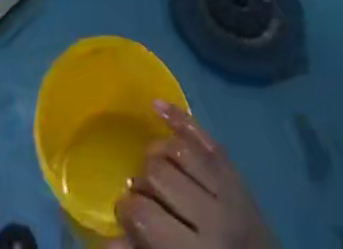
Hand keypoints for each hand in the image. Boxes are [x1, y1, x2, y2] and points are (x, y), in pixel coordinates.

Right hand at [111, 103, 277, 248]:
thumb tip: (107, 237)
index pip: (145, 214)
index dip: (126, 209)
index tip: (122, 212)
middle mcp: (213, 216)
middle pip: (160, 175)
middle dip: (141, 180)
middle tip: (139, 191)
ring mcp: (228, 188)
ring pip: (180, 150)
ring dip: (157, 151)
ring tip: (150, 165)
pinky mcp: (235, 170)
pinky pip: (204, 136)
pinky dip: (180, 118)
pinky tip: (156, 107)